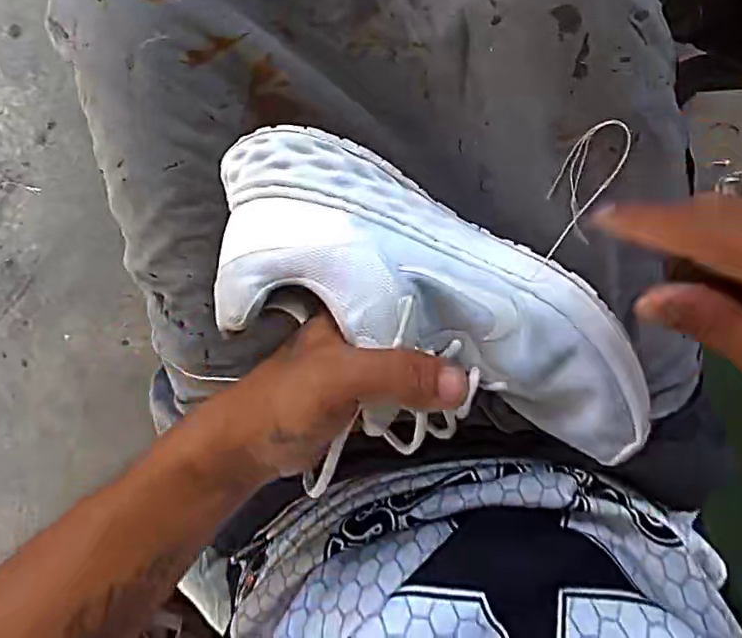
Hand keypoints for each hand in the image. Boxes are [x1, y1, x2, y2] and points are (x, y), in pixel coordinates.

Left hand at [195, 312, 468, 483]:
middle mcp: (356, 326)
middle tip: (493, 350)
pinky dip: (420, 390)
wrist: (247, 447)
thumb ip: (397, 374)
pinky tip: (443, 395)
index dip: (444, 303)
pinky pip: (400, 383)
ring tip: (477, 372)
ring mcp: (358, 359)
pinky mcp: (359, 390)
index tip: (489, 316)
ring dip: (435, 368)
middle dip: (445, 339)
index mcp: (349, 307)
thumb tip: (461, 381)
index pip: (406, 294)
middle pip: (412, 326)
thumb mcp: (343, 378)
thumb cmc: (286, 400)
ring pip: (407, 356)